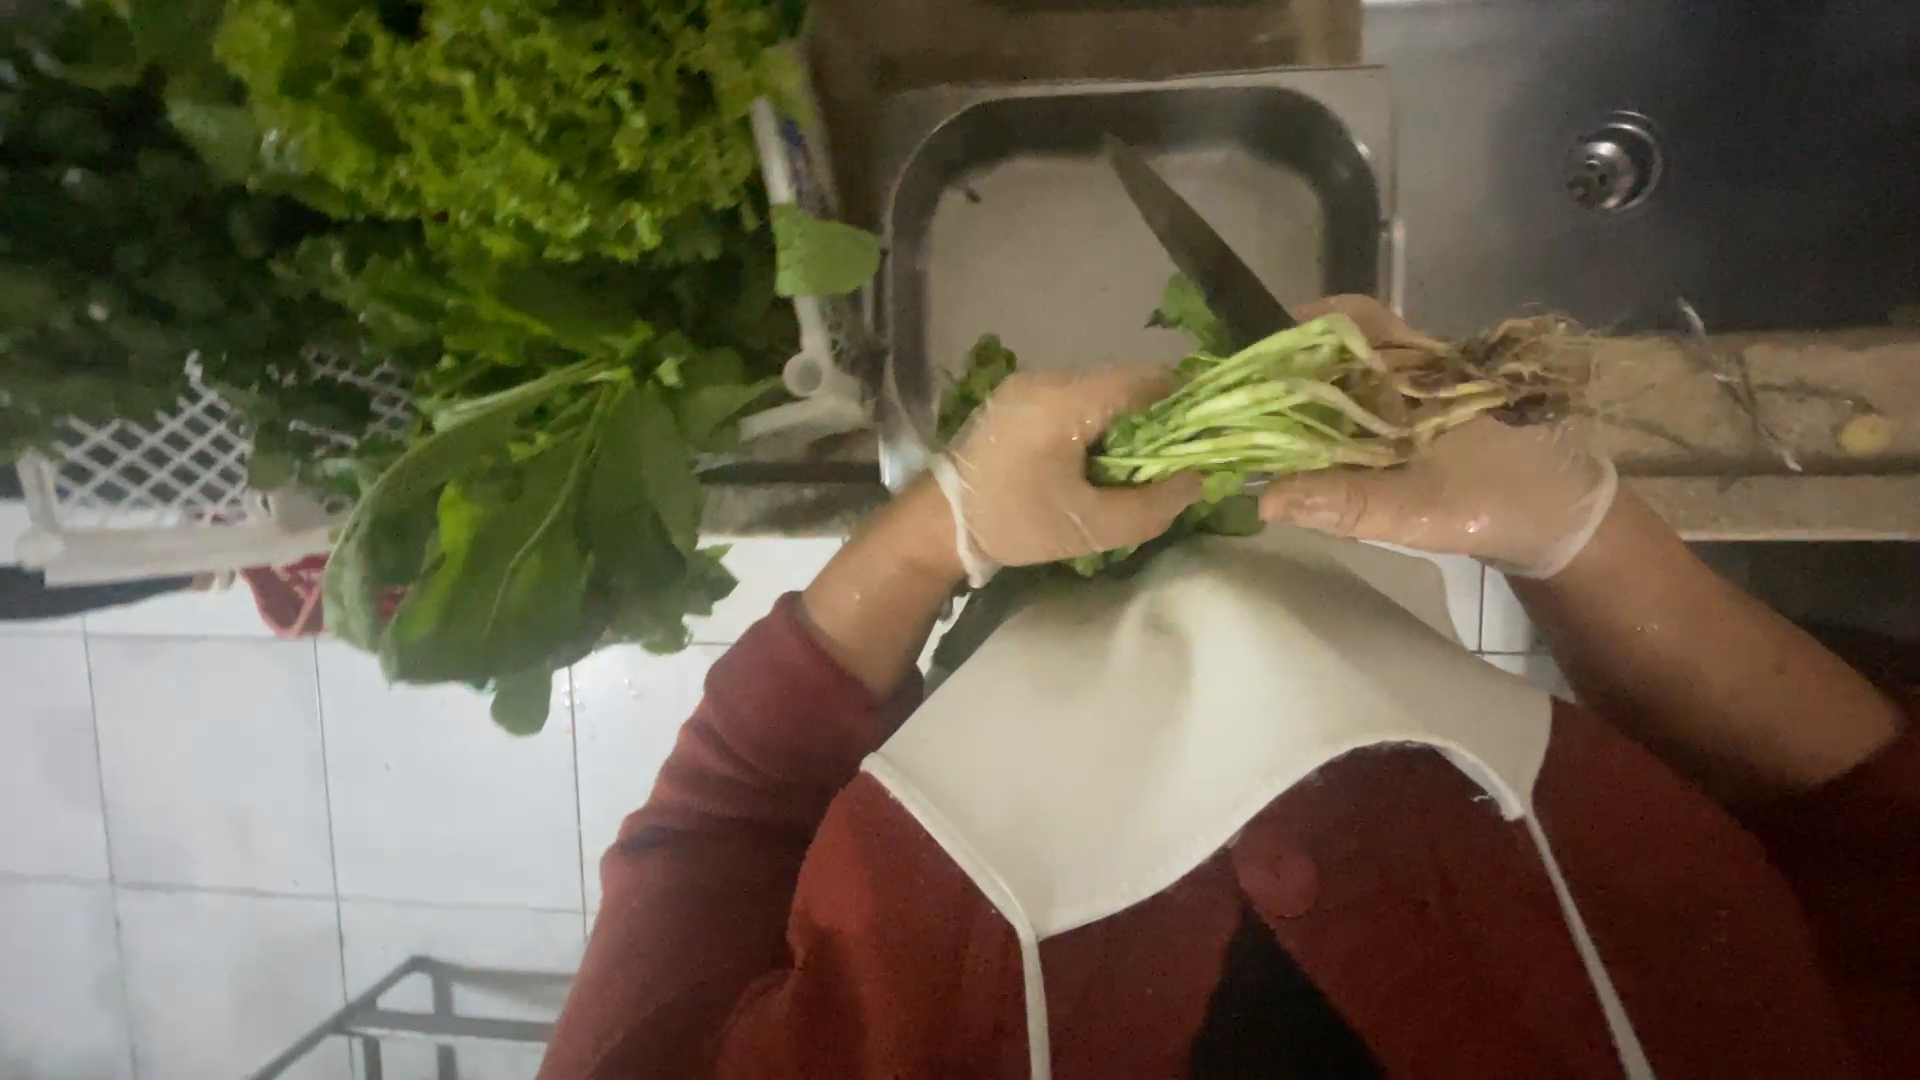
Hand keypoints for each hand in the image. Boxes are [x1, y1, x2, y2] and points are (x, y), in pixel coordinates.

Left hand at [933, 369, 1202, 582]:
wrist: (938, 524)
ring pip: (1097, 391)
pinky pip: (1070, 398)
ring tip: (1122, 466)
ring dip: (1119, 422)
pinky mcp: (1013, 398)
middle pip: (1123, 385)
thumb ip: (1153, 506)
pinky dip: (1090, 422)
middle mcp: (1046, 379)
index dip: (1182, 407)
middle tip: (1161, 463)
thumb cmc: (1015, 524)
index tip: (1197, 441)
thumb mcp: (1092, 527)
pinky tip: (1086, 458)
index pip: (1147, 382)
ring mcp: (1025, 384)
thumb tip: (1197, 481)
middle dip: (1151, 421)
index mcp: (1066, 401)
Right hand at [1255, 296, 1616, 578]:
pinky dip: (1329, 411)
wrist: (1562, 521)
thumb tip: (1262, 498)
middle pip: (1339, 344)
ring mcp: (1420, 393)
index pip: (1350, 321)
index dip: (1298, 325)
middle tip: (1241, 394)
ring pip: (1351, 372)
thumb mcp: (1413, 510)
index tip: (1249, 348)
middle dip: (1288, 363)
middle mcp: (1415, 370)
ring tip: (1260, 418)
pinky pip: (1365, 399)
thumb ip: (1339, 502)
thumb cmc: (1492, 504)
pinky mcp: (1423, 418)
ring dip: (1307, 388)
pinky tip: (1307, 442)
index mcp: (1414, 373)